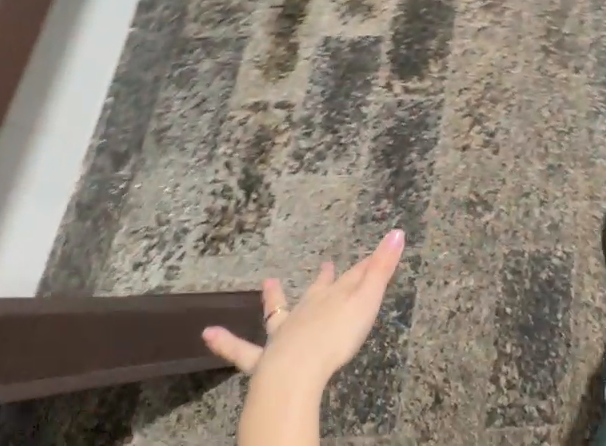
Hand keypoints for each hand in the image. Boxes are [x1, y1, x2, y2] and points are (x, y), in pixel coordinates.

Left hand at [203, 230, 405, 388]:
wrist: (295, 373)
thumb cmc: (336, 338)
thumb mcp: (367, 300)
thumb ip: (382, 268)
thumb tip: (397, 231)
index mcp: (333, 297)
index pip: (355, 276)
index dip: (368, 265)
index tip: (377, 253)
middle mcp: (306, 310)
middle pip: (318, 291)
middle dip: (324, 278)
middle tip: (326, 265)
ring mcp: (283, 334)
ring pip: (277, 313)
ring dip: (273, 298)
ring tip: (267, 282)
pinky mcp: (264, 360)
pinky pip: (240, 351)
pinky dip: (224, 343)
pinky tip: (208, 334)